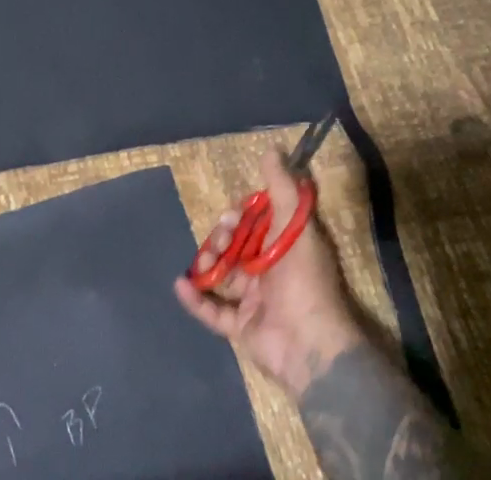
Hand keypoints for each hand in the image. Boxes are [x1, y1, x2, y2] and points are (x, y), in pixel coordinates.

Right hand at [174, 149, 364, 399]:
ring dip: (207, 263)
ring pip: (221, 275)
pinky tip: (180, 283)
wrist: (310, 342)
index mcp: (285, 249)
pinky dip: (195, 298)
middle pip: (235, 247)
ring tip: (203, 263)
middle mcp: (270, 273)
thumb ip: (282, 188)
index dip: (241, 217)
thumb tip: (272, 148)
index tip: (233, 214)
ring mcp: (254, 302)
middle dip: (221, 237)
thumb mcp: (295, 226)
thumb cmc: (304, 279)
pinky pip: (212, 311)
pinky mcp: (240, 328)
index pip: (256, 225)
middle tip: (220, 239)